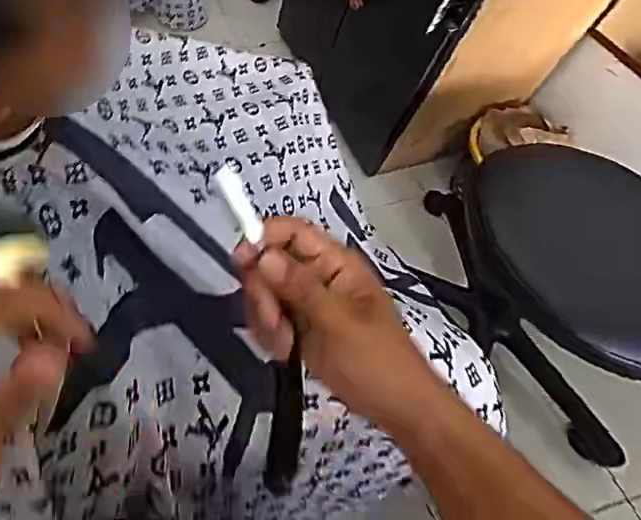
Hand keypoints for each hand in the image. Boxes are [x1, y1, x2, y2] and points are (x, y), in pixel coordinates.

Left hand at [0, 285, 91, 519]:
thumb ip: (22, 386)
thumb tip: (58, 351)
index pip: (10, 300)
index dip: (54, 312)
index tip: (83, 338)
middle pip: (5, 289)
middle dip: (47, 306)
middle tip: (77, 333)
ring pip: (0, 296)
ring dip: (35, 312)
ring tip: (62, 338)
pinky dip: (16, 320)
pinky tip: (33, 341)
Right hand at [234, 216, 453, 430]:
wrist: (399, 410)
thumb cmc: (376, 359)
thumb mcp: (338, 321)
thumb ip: (299, 287)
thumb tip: (263, 254)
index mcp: (334, 262)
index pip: (293, 231)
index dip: (265, 235)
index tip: (241, 258)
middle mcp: (317, 275)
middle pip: (271, 262)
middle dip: (264, 291)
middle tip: (272, 320)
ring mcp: (308, 303)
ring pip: (266, 293)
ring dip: (266, 319)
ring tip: (286, 345)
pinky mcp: (300, 329)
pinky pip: (270, 320)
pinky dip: (270, 336)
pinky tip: (286, 354)